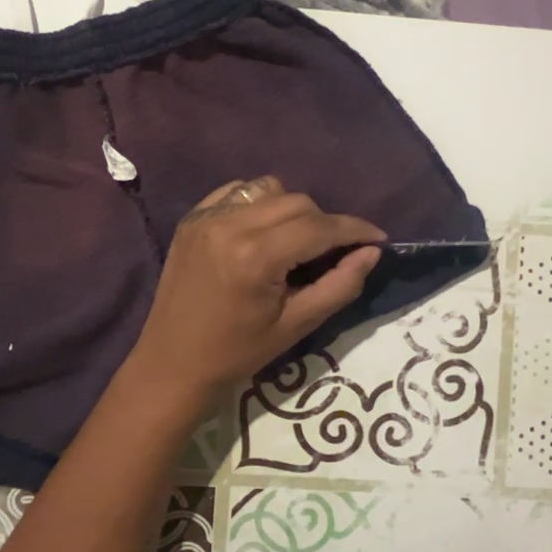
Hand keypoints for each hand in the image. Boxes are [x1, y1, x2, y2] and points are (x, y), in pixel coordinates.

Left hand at [128, 176, 385, 401]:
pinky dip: (258, 203)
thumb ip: (339, 286)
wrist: (173, 362)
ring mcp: (206, 217)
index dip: (354, 230)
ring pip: (268, 189)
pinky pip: (237, 192)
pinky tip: (263, 231)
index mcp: (256, 256)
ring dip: (292, 208)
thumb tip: (371, 252)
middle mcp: (230, 224)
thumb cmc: (237, 352)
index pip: (319, 227)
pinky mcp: (192, 218)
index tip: (378, 238)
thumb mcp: (296, 325)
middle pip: (297, 202)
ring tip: (296, 241)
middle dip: (325, 223)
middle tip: (335, 251)